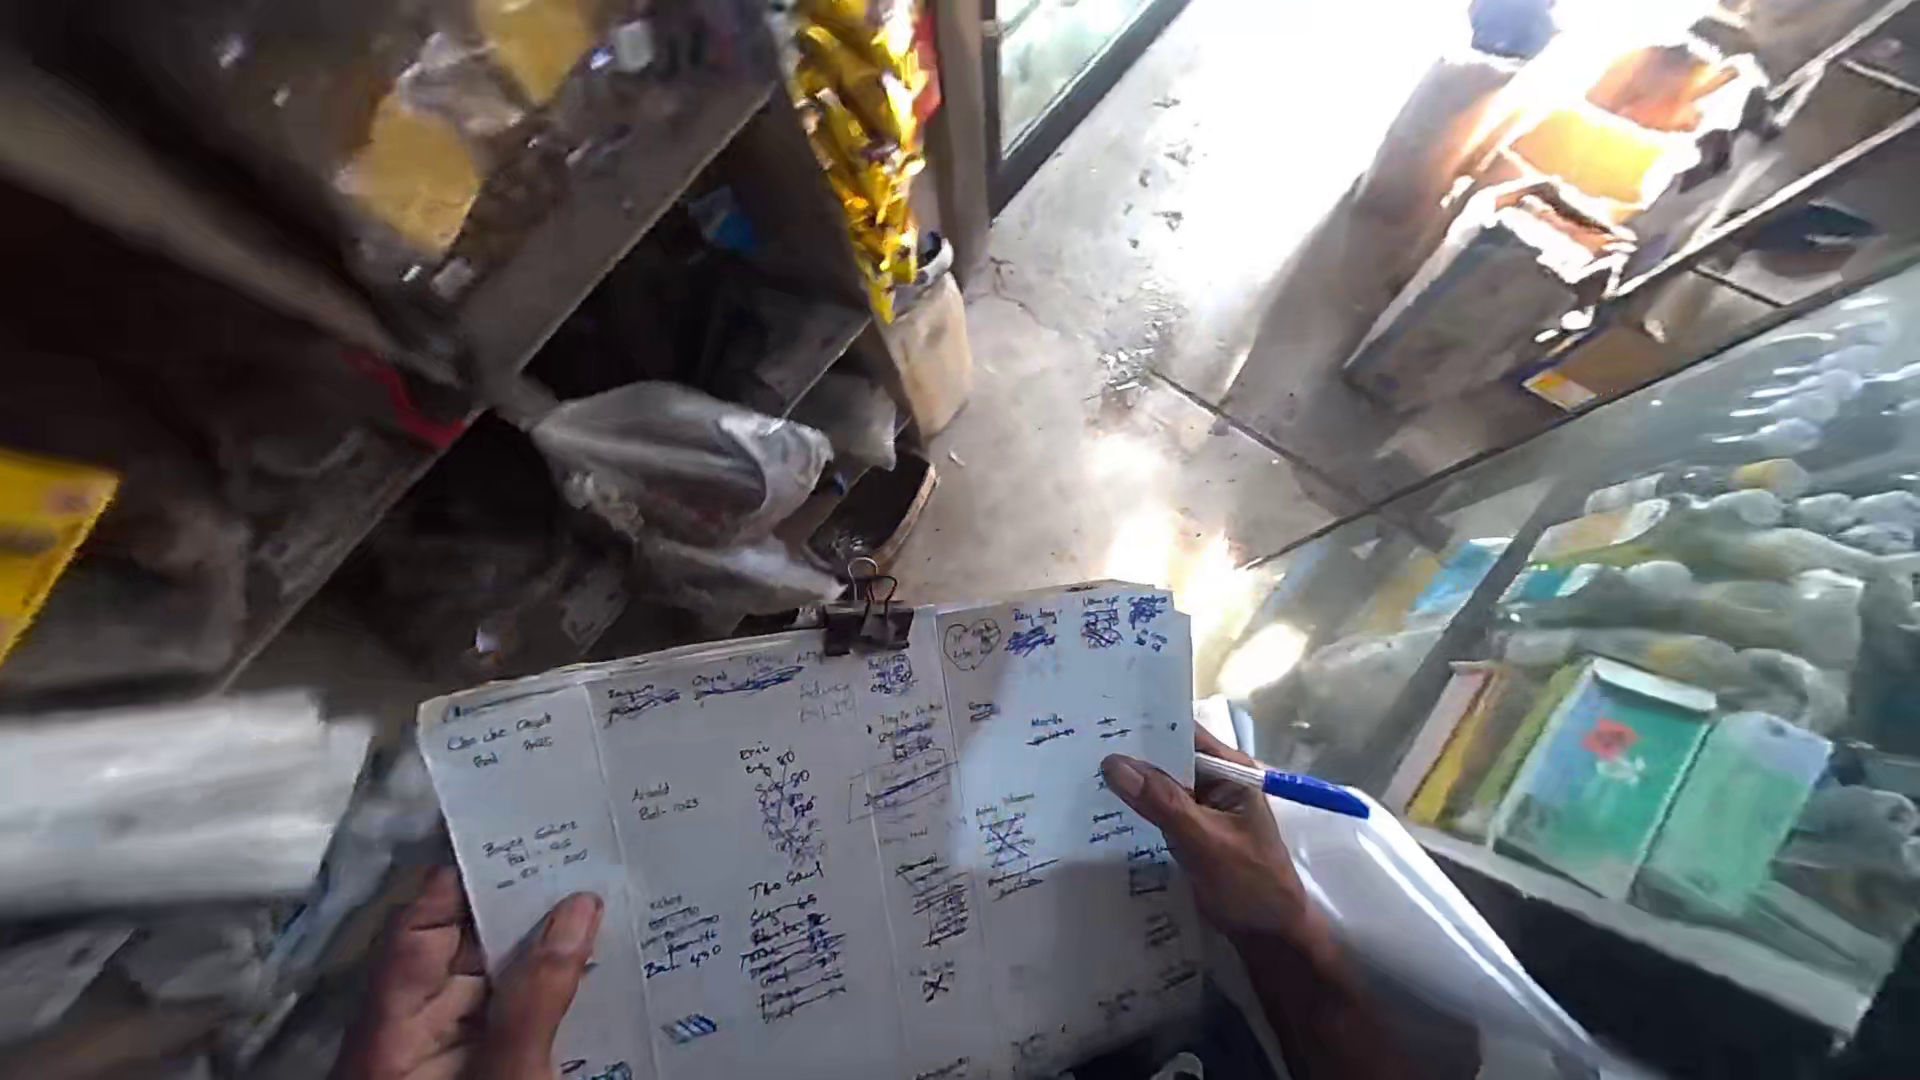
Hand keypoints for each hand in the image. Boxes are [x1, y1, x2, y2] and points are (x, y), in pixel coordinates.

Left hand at [334, 866, 603, 1079]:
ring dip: (554, 926)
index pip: (417, 930)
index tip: (517, 827)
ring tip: (606, 879)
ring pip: (505, 960)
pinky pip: (528, 989)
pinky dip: (563, 962)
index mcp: (393, 1032)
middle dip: (526, 891)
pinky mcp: (494, 1050)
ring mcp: (458, 1039)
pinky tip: (606, 938)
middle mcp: (419, 1025)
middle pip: (468, 937)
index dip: (461, 875)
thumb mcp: (508, 1078)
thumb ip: (535, 998)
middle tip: (585, 844)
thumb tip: (580, 904)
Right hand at [1101, 728, 1316, 944]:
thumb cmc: (1250, 886)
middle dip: (1130, 749)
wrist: (1272, 941)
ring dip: (1130, 775)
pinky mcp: (1189, 824)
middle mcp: (1214, 777)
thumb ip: (1161, 800)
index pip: (1181, 731)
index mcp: (1229, 769)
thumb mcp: (1204, 840)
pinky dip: (1136, 800)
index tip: (1103, 718)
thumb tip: (1112, 762)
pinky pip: (1157, 802)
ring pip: (1158, 778)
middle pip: (1166, 752)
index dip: (1145, 722)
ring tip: (1083, 763)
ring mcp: (1201, 802)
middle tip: (1082, 740)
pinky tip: (1104, 799)